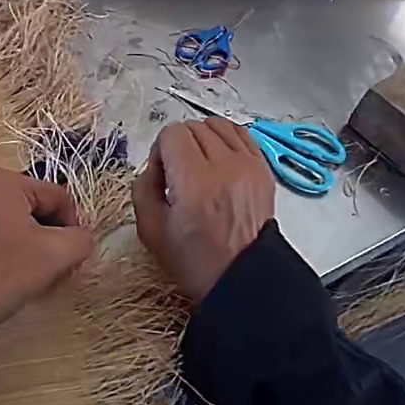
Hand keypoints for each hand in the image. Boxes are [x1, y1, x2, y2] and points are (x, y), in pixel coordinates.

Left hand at [0, 169, 94, 373]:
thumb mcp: (52, 256)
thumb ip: (80, 239)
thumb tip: (82, 238)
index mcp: (4, 180)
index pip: (59, 197)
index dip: (74, 230)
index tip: (75, 264)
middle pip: (35, 209)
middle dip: (51, 241)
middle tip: (55, 276)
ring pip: (13, 225)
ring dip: (30, 251)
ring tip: (29, 282)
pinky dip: (5, 255)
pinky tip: (2, 282)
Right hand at [132, 118, 275, 301]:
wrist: (244, 279)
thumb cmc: (196, 261)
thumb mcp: (150, 229)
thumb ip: (142, 187)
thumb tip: (154, 166)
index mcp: (195, 182)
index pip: (172, 134)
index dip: (159, 151)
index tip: (162, 174)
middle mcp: (225, 168)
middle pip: (193, 127)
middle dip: (178, 145)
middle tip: (177, 173)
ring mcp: (249, 167)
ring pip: (218, 126)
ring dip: (202, 139)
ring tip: (198, 164)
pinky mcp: (263, 171)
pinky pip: (242, 135)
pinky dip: (225, 140)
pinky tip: (218, 160)